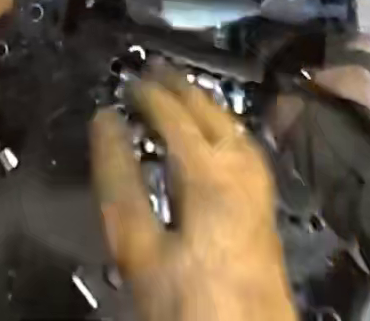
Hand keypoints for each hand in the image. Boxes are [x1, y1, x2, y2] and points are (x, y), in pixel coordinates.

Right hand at [90, 67, 296, 320]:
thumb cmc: (188, 303)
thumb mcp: (140, 250)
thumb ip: (120, 182)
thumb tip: (104, 122)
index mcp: (210, 171)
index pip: (173, 115)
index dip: (147, 95)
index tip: (123, 85)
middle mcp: (239, 163)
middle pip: (206, 109)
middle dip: (176, 86)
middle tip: (148, 72)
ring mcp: (258, 179)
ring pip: (228, 120)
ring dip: (200, 100)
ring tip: (174, 90)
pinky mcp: (265, 197)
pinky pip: (241, 138)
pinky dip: (219, 121)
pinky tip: (211, 128)